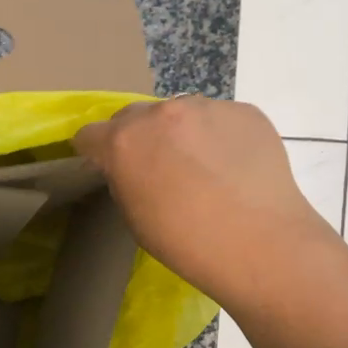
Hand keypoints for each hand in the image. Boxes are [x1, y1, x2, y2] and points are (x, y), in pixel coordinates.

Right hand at [74, 96, 337, 308]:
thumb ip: (124, 178)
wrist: (257, 240)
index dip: (95, 153)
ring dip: (179, 133)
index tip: (107, 169)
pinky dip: (217, 136)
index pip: (90, 134)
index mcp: (124, 141)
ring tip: (200, 168)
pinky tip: (230, 167)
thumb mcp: (133, 214)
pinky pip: (218, 118)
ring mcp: (207, 107)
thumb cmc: (183, 240)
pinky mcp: (245, 111)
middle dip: (137, 137)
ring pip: (179, 113)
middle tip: (156, 169)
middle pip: (134, 116)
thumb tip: (132, 166)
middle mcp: (161, 113)